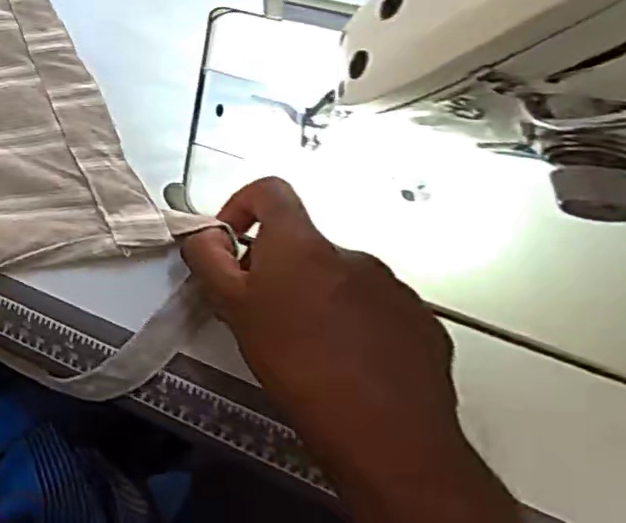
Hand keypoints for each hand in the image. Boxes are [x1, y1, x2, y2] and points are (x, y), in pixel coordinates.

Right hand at [181, 178, 518, 521]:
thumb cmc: (300, 365)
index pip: (270, 191)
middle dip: (277, 262)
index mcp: (300, 244)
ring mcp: (394, 290)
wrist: (384, 434)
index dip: (242, 204)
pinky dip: (354, 319)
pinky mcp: (423, 325)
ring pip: (339, 275)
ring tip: (301, 335)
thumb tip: (202, 235)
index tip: (232, 236)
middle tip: (258, 301)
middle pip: (302, 240)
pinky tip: (340, 353)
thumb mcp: (228, 303)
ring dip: (317, 292)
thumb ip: (205, 255)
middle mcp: (352, 256)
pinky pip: (377, 306)